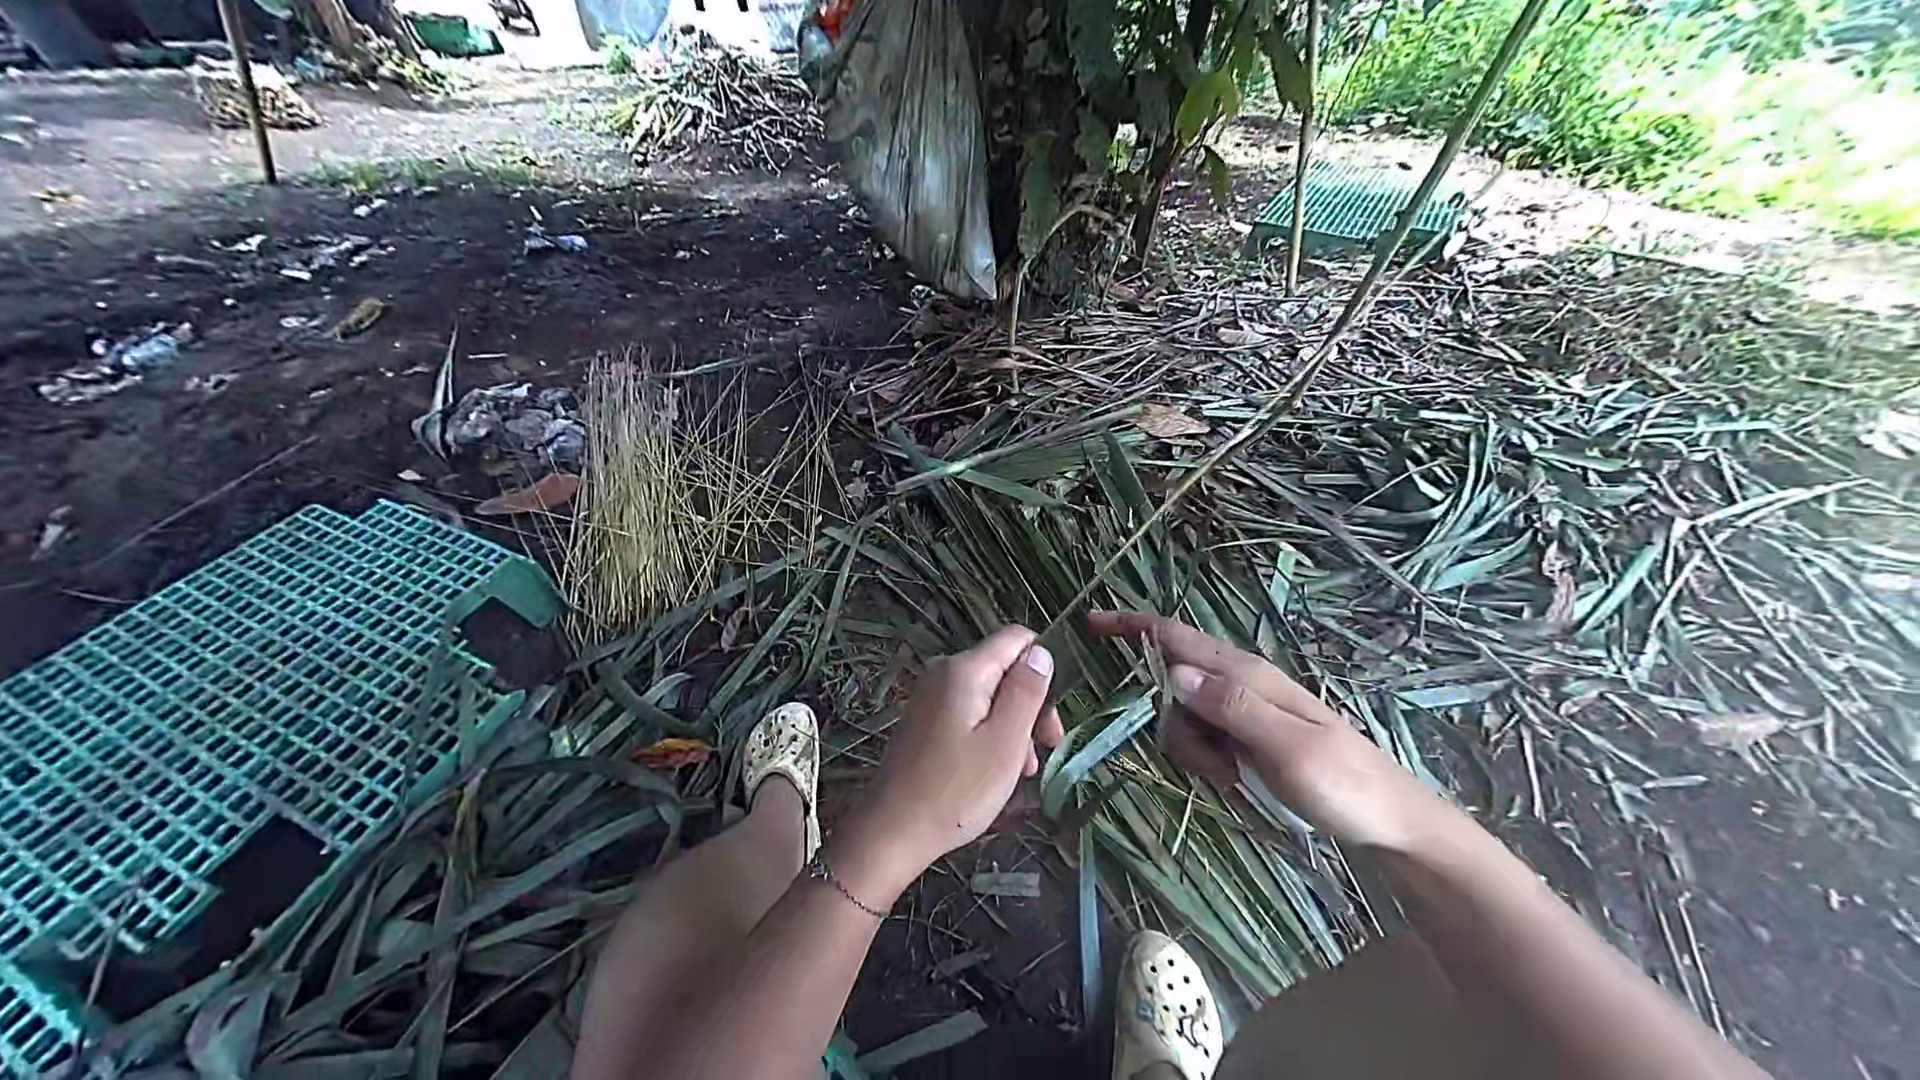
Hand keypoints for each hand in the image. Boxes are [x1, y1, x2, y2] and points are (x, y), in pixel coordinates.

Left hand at [832, 626, 1064, 901]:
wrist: (891, 832)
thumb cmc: (956, 790)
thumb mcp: (1005, 741)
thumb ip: (1026, 691)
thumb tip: (1041, 651)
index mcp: (965, 669)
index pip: (1017, 638)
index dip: (1045, 664)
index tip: (1056, 709)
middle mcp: (944, 671)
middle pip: (1004, 667)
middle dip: (1032, 702)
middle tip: (1048, 747)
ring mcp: (931, 695)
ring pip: (990, 693)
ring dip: (1015, 723)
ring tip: (1024, 769)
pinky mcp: (926, 718)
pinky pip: (970, 711)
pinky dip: (991, 732)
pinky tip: (999, 768)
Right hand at [1088, 611, 1455, 853]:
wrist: (1390, 821)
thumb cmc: (1346, 784)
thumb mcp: (1289, 748)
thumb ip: (1232, 707)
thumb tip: (1174, 672)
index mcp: (1246, 673)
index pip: (1178, 636)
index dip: (1133, 625)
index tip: (1093, 622)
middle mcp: (1237, 681)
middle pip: (1171, 682)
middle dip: (1170, 721)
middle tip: (1211, 765)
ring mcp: (1240, 707)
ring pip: (1181, 714)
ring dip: (1192, 748)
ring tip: (1232, 777)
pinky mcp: (1243, 731)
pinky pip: (1199, 735)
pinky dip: (1205, 758)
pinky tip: (1234, 779)